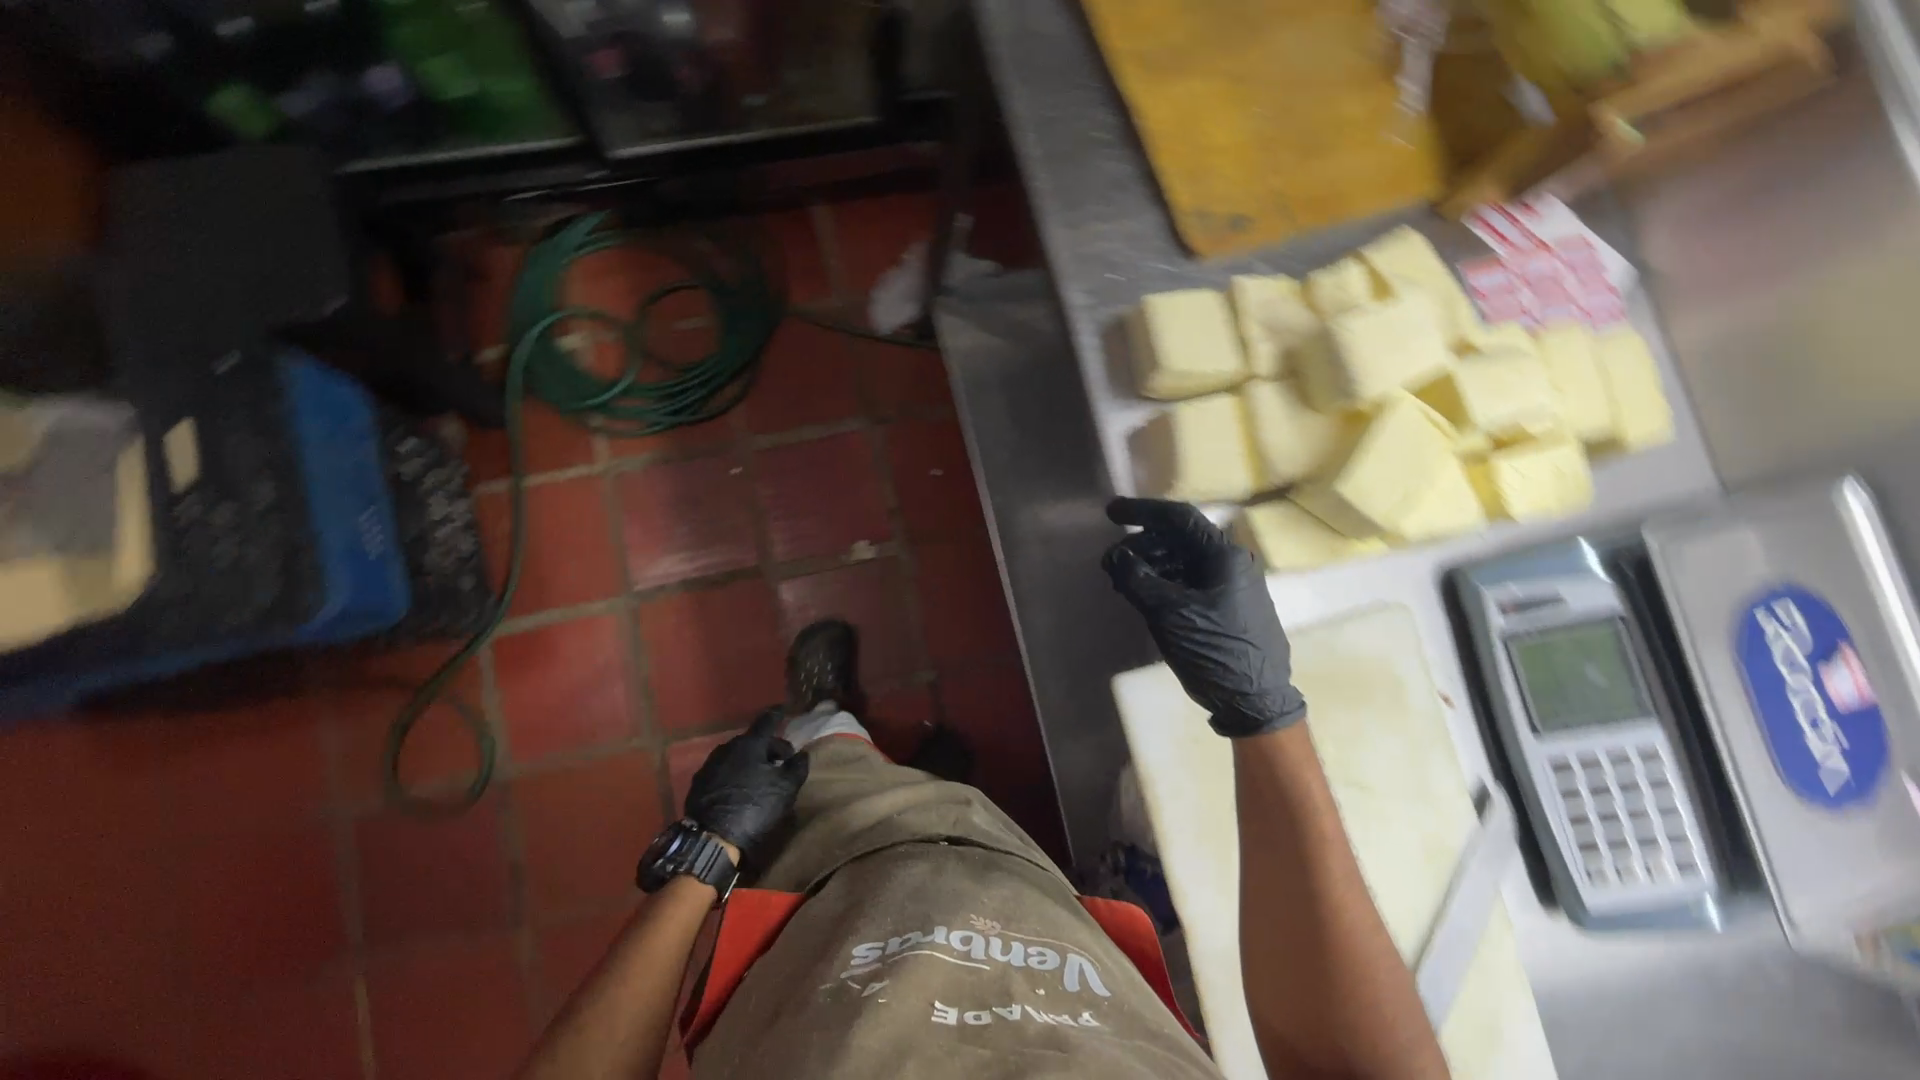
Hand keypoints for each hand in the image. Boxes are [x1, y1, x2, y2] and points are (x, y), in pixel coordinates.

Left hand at [684, 709, 809, 851]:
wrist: (712, 838)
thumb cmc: (755, 807)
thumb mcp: (786, 789)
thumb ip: (797, 767)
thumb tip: (802, 754)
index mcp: (749, 744)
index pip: (766, 721)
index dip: (777, 714)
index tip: (784, 708)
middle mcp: (726, 748)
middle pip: (752, 741)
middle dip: (768, 748)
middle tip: (781, 762)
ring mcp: (709, 766)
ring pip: (736, 756)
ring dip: (750, 761)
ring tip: (761, 777)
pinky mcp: (699, 784)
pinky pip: (723, 771)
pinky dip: (735, 774)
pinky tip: (740, 789)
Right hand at [1102, 497, 1305, 737]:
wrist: (1256, 701)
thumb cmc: (1214, 651)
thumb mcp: (1169, 614)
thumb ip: (1139, 580)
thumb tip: (1117, 555)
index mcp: (1223, 556)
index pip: (1179, 518)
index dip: (1142, 511)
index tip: (1110, 512)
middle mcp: (1230, 564)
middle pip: (1179, 540)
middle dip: (1141, 545)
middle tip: (1111, 563)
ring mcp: (1231, 587)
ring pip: (1183, 563)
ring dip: (1151, 566)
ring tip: (1122, 583)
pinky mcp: (1228, 609)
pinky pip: (1190, 583)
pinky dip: (1164, 584)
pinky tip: (1144, 598)